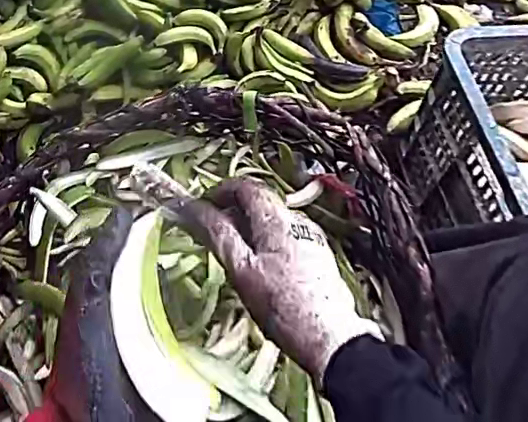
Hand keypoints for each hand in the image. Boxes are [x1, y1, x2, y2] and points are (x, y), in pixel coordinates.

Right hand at [176, 178, 380, 379]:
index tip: (202, 208)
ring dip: (249, 228)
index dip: (218, 191)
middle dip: (232, 211)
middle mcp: (296, 219)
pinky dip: (267, 243)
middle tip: (213, 233)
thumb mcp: (242, 270)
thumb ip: (217, 234)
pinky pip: (286, 238)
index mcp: (276, 217)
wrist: (334, 343)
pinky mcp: (320, 258)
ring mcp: (311, 238)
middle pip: (258, 201)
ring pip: (272, 221)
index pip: (243, 185)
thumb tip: (193, 208)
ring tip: (235, 255)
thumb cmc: (283, 307)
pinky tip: (262, 271)